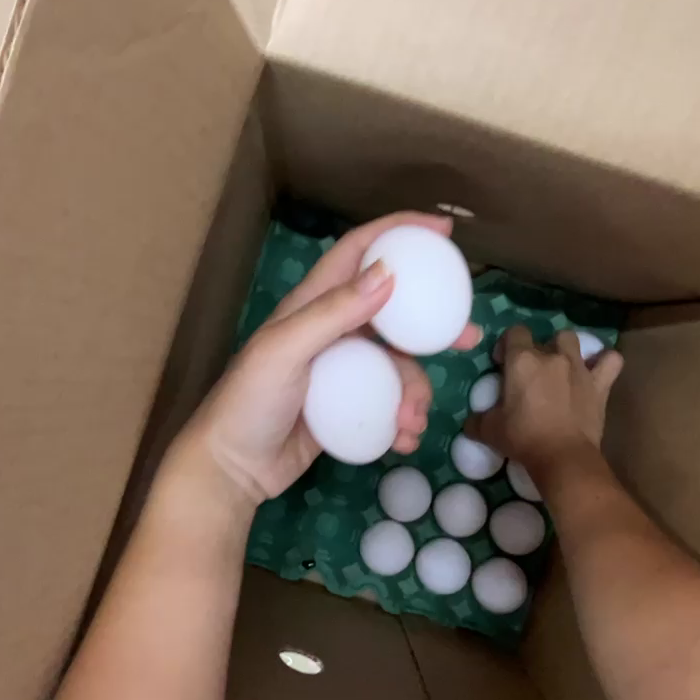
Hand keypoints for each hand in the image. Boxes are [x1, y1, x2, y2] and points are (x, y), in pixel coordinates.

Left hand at [177, 213, 480, 505]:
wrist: (232, 469)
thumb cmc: (248, 402)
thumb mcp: (285, 351)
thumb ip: (333, 312)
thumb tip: (389, 273)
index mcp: (312, 305)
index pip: (359, 252)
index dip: (399, 232)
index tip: (442, 231)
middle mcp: (332, 331)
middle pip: (394, 312)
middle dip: (432, 324)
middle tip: (467, 335)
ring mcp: (343, 371)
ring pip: (399, 365)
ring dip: (416, 390)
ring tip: (413, 420)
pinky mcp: (350, 407)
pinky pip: (390, 402)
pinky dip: (403, 418)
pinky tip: (402, 439)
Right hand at [468, 326, 623, 476]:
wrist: (563, 457)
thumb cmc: (522, 438)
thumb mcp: (488, 430)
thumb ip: (477, 420)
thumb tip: (472, 421)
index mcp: (522, 361)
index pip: (514, 332)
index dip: (506, 345)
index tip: (501, 365)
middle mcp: (551, 357)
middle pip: (544, 337)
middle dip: (536, 349)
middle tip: (530, 373)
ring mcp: (579, 368)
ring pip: (573, 341)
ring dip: (566, 349)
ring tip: (560, 368)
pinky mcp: (600, 385)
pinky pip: (611, 361)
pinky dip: (605, 362)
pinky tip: (597, 371)